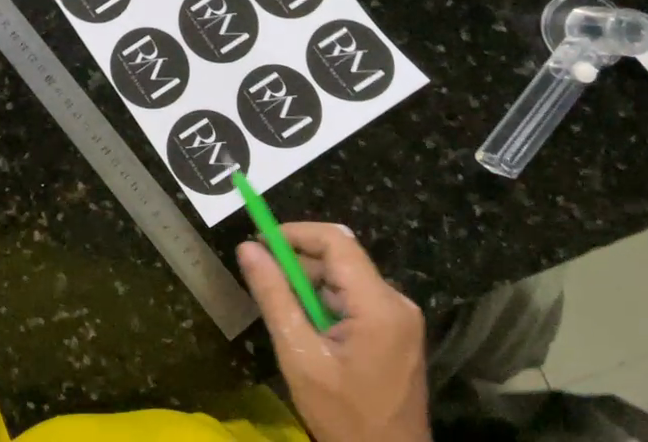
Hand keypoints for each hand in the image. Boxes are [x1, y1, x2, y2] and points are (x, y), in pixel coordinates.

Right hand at [237, 223, 430, 441]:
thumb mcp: (299, 356)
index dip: (294, 232)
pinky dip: (326, 306)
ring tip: (288, 321)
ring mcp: (400, 319)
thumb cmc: (344, 416)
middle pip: (340, 259)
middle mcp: (397, 302)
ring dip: (310, 288)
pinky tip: (310, 335)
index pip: (336, 241)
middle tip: (265, 287)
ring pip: (344, 280)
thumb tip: (247, 247)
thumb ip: (274, 296)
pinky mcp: (397, 334)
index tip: (258, 242)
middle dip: (298, 266)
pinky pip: (355, 300)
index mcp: (379, 305)